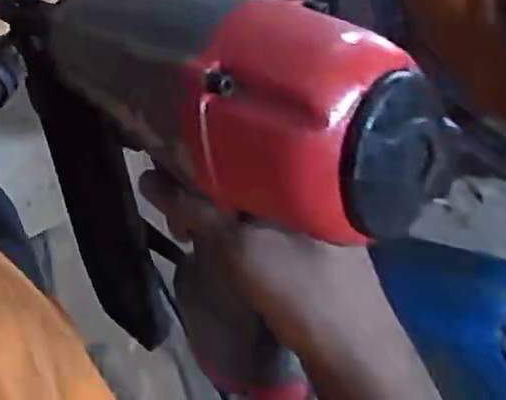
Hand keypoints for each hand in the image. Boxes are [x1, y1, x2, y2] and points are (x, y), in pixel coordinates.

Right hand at [140, 171, 441, 399]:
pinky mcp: (310, 243)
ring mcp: (312, 216)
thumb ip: (192, 208)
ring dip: (214, 209)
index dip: (198, 148)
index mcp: (299, 171)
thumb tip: (146, 178)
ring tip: (187, 228)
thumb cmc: (302, 292)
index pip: (237, 142)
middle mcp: (308, 185)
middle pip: (239, 169)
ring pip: (248, 196)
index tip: (168, 159)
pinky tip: (213, 239)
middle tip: (174, 205)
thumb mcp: (238, 247)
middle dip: (201, 185)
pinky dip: (234, 224)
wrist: (358, 363)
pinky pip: (261, 218)